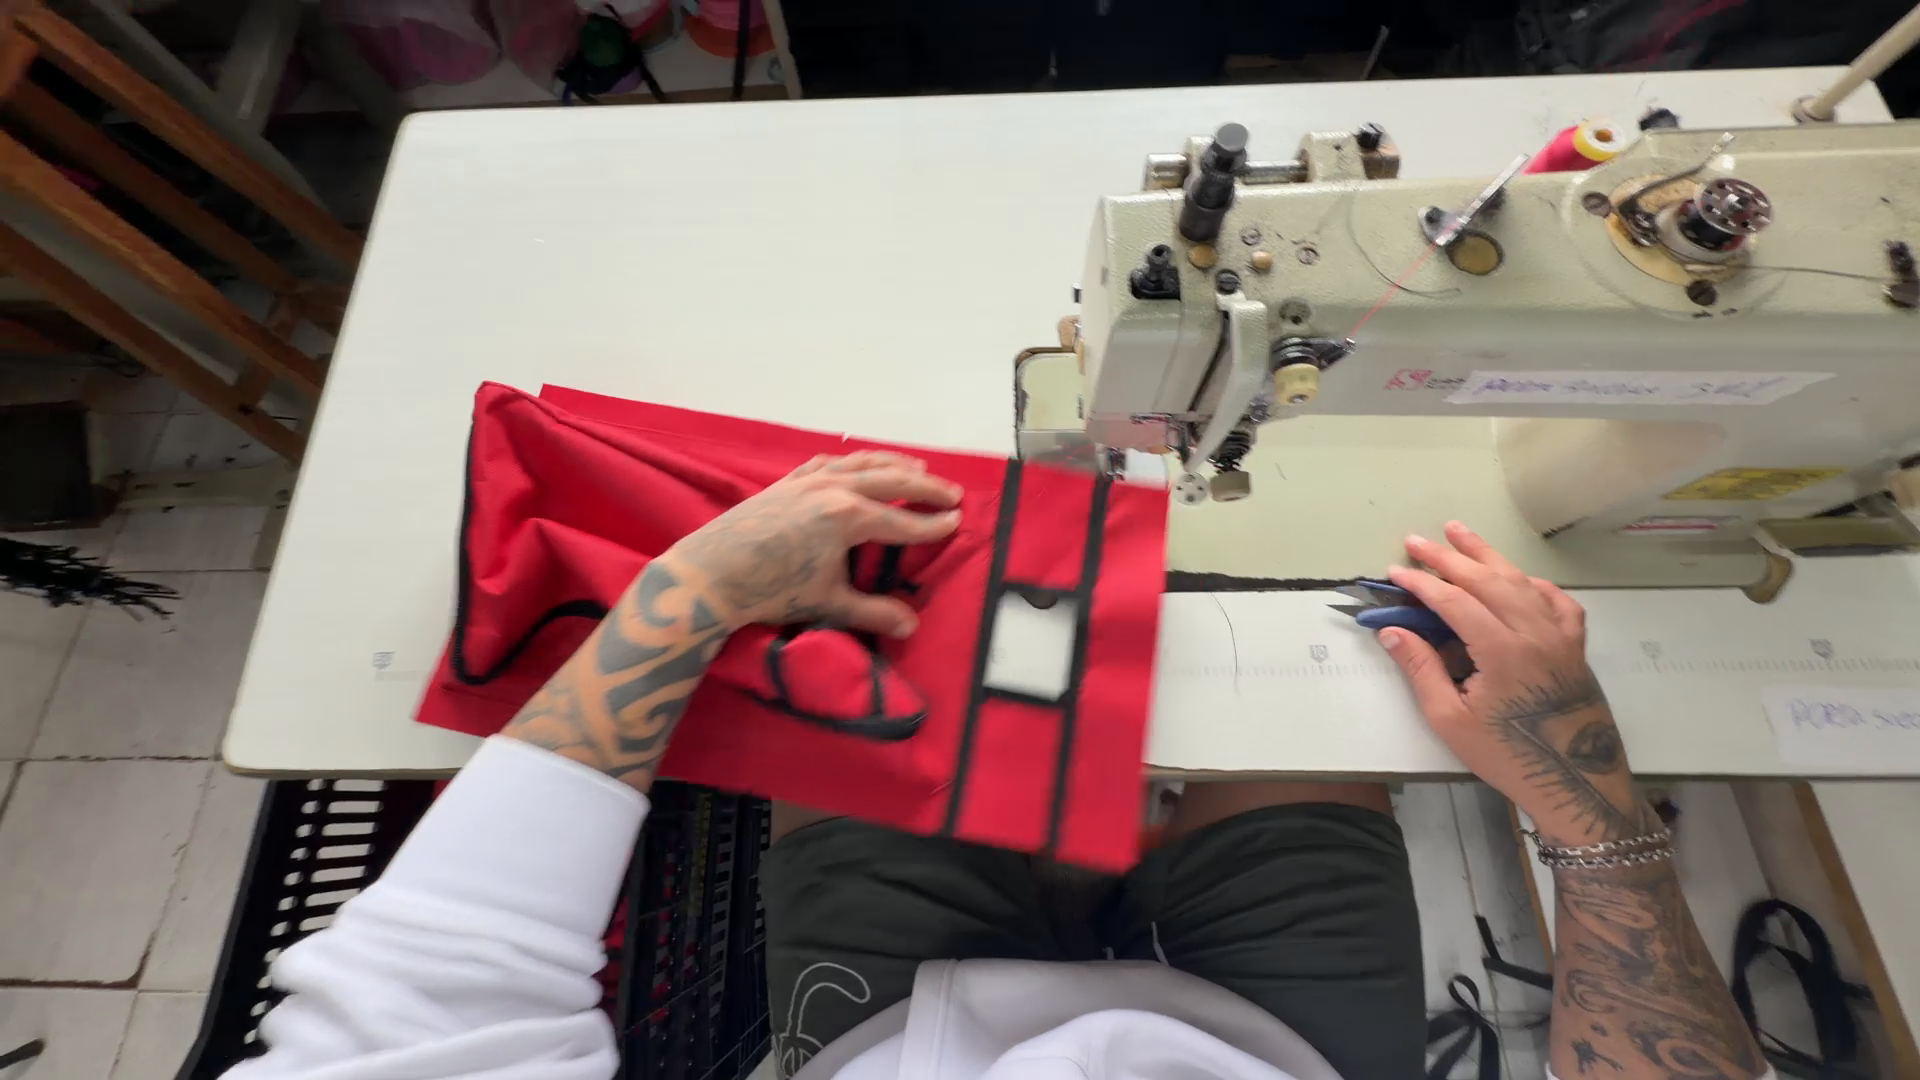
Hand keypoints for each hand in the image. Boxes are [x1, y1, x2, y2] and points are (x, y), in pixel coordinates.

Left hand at [663, 450, 962, 637]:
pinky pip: (831, 461)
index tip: (957, 522)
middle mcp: (834, 488)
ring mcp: (810, 479)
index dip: (933, 525)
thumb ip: (873, 612)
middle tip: (952, 493)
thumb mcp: (829, 604)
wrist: (711, 574)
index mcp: (848, 517)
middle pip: (893, 481)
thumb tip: (910, 626)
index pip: (903, 522)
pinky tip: (861, 464)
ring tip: (919, 468)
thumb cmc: (771, 591)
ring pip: (863, 463)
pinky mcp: (789, 479)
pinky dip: (855, 460)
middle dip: (926, 487)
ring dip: (895, 464)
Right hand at [1375, 521, 1648, 845]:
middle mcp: (1536, 634)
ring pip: (1521, 583)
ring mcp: (1561, 638)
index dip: (1421, 583)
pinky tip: (1518, 577)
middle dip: (1449, 558)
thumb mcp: (1450, 718)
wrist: (1578, 786)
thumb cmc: (1506, 755)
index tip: (1395, 572)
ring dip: (1488, 556)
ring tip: (1461, 533)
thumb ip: (1420, 668)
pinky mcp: (1575, 648)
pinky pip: (1557, 603)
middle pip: (1488, 581)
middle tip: (1418, 540)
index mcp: (1503, 651)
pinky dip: (1533, 583)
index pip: (1454, 601)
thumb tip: (1391, 630)